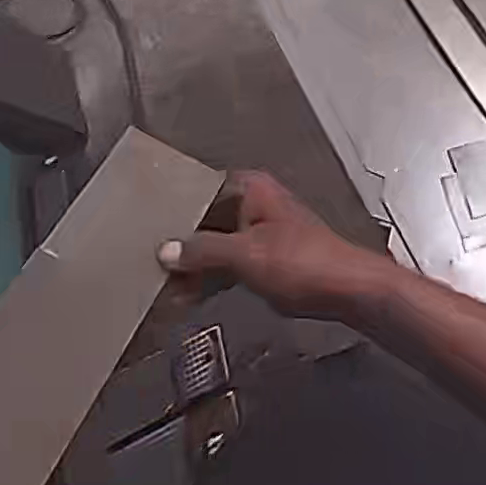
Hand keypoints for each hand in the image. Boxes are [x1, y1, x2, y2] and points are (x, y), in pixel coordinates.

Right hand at [157, 171, 396, 319]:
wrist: (344, 288)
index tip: (142, 221)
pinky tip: (183, 296)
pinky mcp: (263, 257)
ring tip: (155, 283)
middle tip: (141, 258)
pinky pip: (226, 263)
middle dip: (178, 239)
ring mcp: (258, 231)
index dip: (173, 205)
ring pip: (214, 243)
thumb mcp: (245, 254)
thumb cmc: (302, 261)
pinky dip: (208, 277)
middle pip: (205, 217)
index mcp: (252, 189)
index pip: (201, 187)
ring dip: (190, 263)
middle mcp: (254, 203)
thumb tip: (166, 249)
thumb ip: (203, 250)